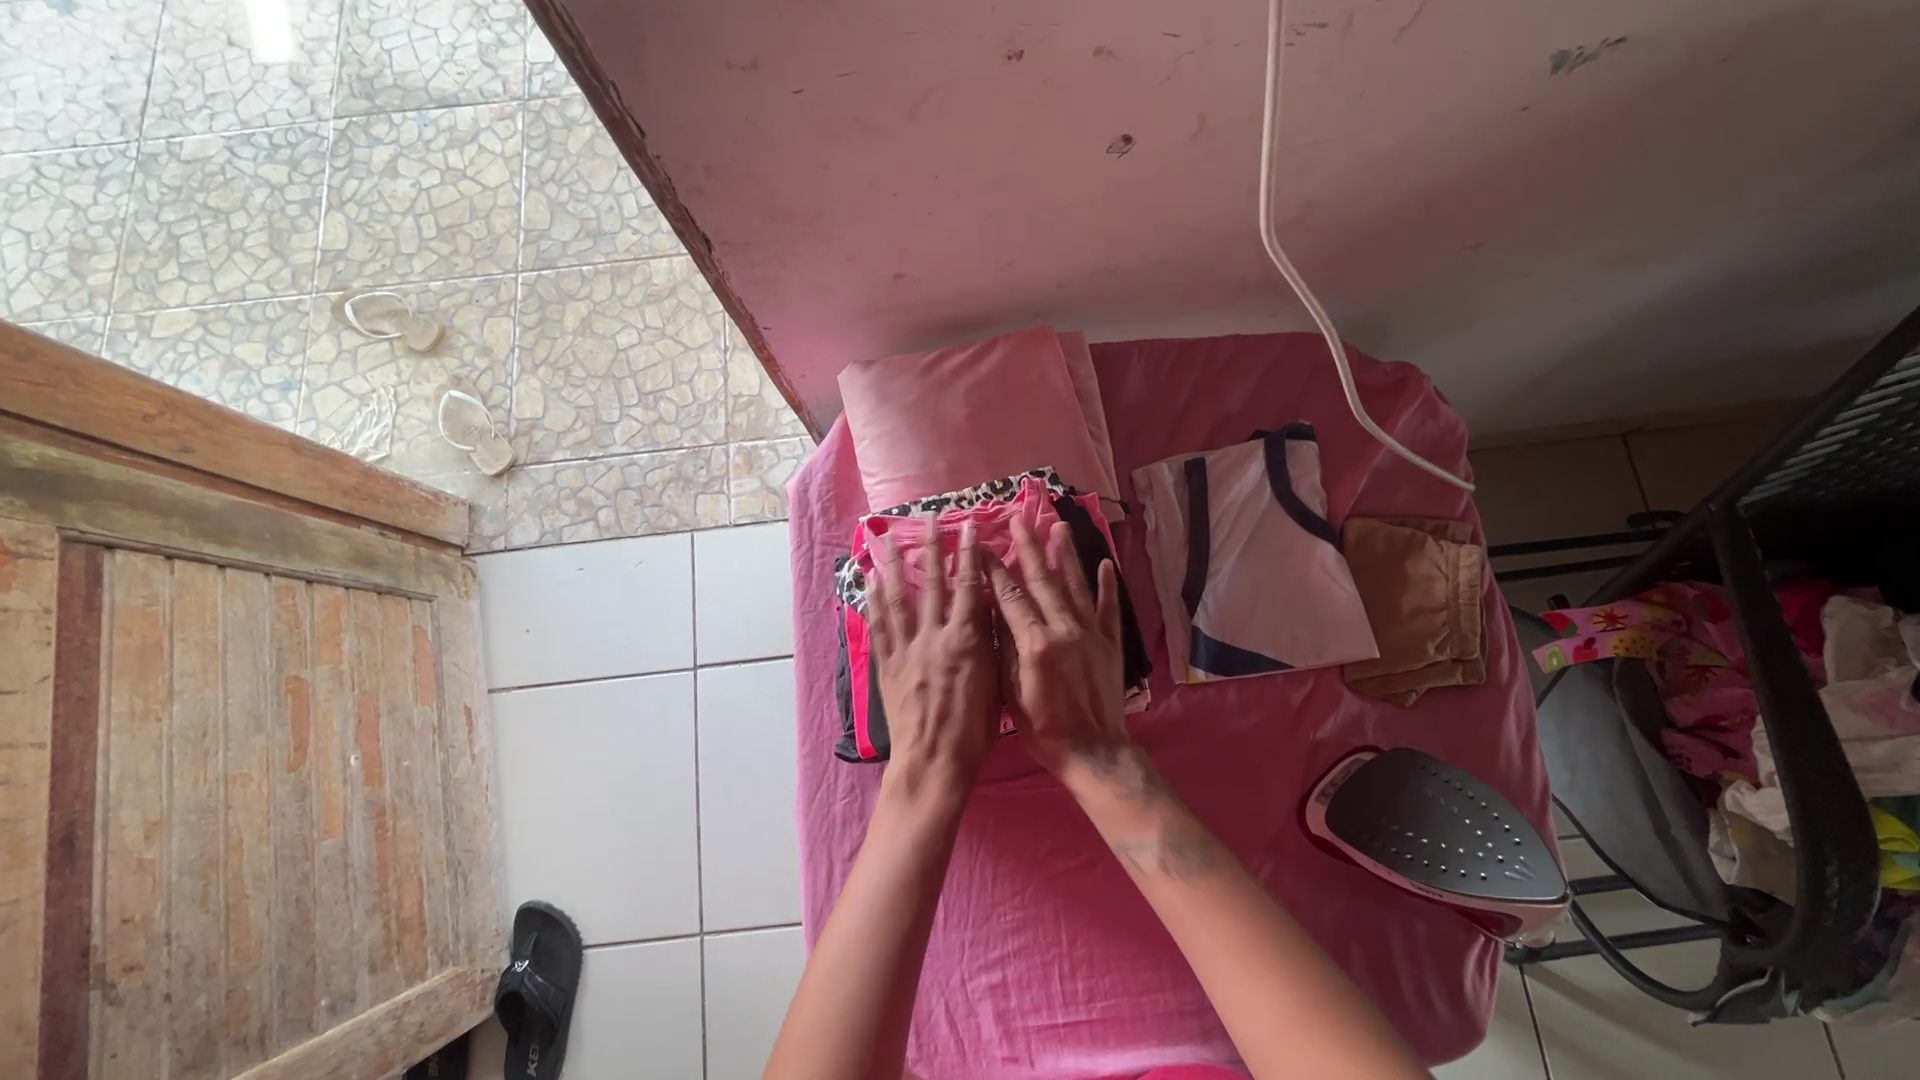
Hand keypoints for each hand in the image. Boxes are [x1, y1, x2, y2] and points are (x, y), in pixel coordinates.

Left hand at [869, 524, 1000, 793]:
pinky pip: (880, 626)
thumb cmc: (975, 729)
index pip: (969, 586)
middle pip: (933, 584)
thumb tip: (991, 607)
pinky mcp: (888, 665)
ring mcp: (907, 649)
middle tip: (927, 519)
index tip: (967, 527)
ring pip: (899, 598)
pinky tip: (871, 582)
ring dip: (895, 565)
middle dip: (931, 548)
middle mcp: (934, 636)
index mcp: (967, 639)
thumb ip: (992, 642)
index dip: (968, 554)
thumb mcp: (996, 682)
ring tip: (889, 539)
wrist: (935, 761)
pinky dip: (874, 601)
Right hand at [984, 514, 1130, 778]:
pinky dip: (1107, 586)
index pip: (1010, 597)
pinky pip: (1108, 608)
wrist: (1094, 752)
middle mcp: (1064, 630)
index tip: (983, 547)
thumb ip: (1005, 649)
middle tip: (1019, 518)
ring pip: (1076, 586)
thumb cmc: (1044, 730)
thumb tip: (993, 611)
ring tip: (1058, 526)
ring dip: (1066, 555)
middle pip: (1043, 581)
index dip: (995, 570)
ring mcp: (1091, 635)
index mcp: (1036, 643)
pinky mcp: (1111, 644)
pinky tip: (1104, 564)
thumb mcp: (1012, 692)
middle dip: (1029, 547)